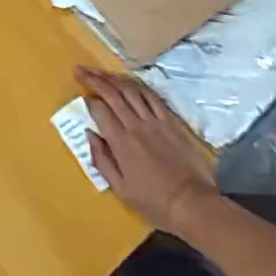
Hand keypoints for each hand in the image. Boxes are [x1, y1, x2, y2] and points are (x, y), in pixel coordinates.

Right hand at [74, 67, 218, 236]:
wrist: (195, 206)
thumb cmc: (155, 202)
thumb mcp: (120, 188)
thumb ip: (101, 159)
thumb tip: (89, 134)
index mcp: (120, 141)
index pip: (99, 109)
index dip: (87, 100)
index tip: (82, 98)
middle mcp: (135, 125)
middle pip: (111, 93)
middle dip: (93, 78)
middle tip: (80, 70)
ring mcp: (156, 122)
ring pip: (131, 90)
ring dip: (113, 78)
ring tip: (101, 72)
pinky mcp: (172, 123)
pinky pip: (152, 97)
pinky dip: (138, 85)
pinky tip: (129, 81)